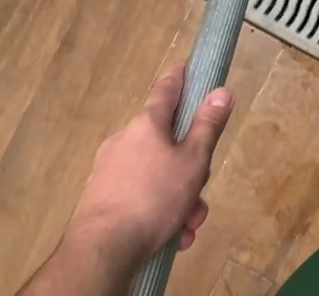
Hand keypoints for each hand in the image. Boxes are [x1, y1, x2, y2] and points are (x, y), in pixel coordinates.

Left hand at [66, 62, 232, 262]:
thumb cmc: (153, 198)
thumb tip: (220, 92)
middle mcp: (124, 142)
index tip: (187, 64)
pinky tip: (172, 235)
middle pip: (168, 140)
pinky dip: (159, 210)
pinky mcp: (100, 201)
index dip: (180, 75)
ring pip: (157, 173)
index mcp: (146, 125)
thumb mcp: (194, 160)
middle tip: (202, 187)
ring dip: (179, 195)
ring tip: (188, 223)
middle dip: (191, 165)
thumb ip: (208, 125)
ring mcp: (108, 172)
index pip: (166, 89)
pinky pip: (140, 195)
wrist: (99, 254)